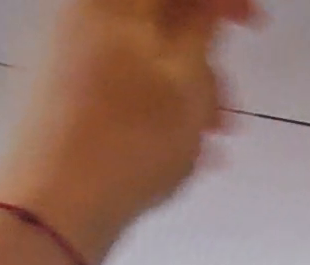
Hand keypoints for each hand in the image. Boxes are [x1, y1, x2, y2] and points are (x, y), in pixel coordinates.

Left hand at [0, 0, 257, 262]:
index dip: (223, 1)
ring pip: (143, 55)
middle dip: (204, 57)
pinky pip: (119, 80)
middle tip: (228, 108)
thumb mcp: (187, 84)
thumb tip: (208, 9)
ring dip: (185, 89)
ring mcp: (59, 48)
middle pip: (159, 20)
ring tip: (207, 139)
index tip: (255, 22)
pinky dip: (155, 101)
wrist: (58, 200)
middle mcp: (78, 12)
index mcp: (111, 2)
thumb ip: (201, 32)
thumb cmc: (130, 143)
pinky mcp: (54, 86)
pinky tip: (176, 144)